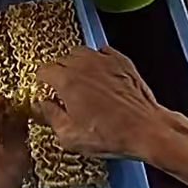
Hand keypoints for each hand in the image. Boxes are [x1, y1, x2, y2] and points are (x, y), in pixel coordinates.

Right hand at [36, 46, 187, 165]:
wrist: (147, 130)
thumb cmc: (111, 134)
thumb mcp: (70, 136)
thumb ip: (50, 116)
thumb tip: (40, 106)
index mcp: (67, 81)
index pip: (43, 70)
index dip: (42, 82)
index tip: (46, 92)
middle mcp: (83, 65)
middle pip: (60, 60)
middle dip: (58, 74)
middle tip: (63, 91)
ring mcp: (103, 60)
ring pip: (80, 52)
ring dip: (76, 64)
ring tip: (80, 80)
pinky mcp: (122, 62)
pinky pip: (102, 51)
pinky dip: (98, 59)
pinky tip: (100, 73)